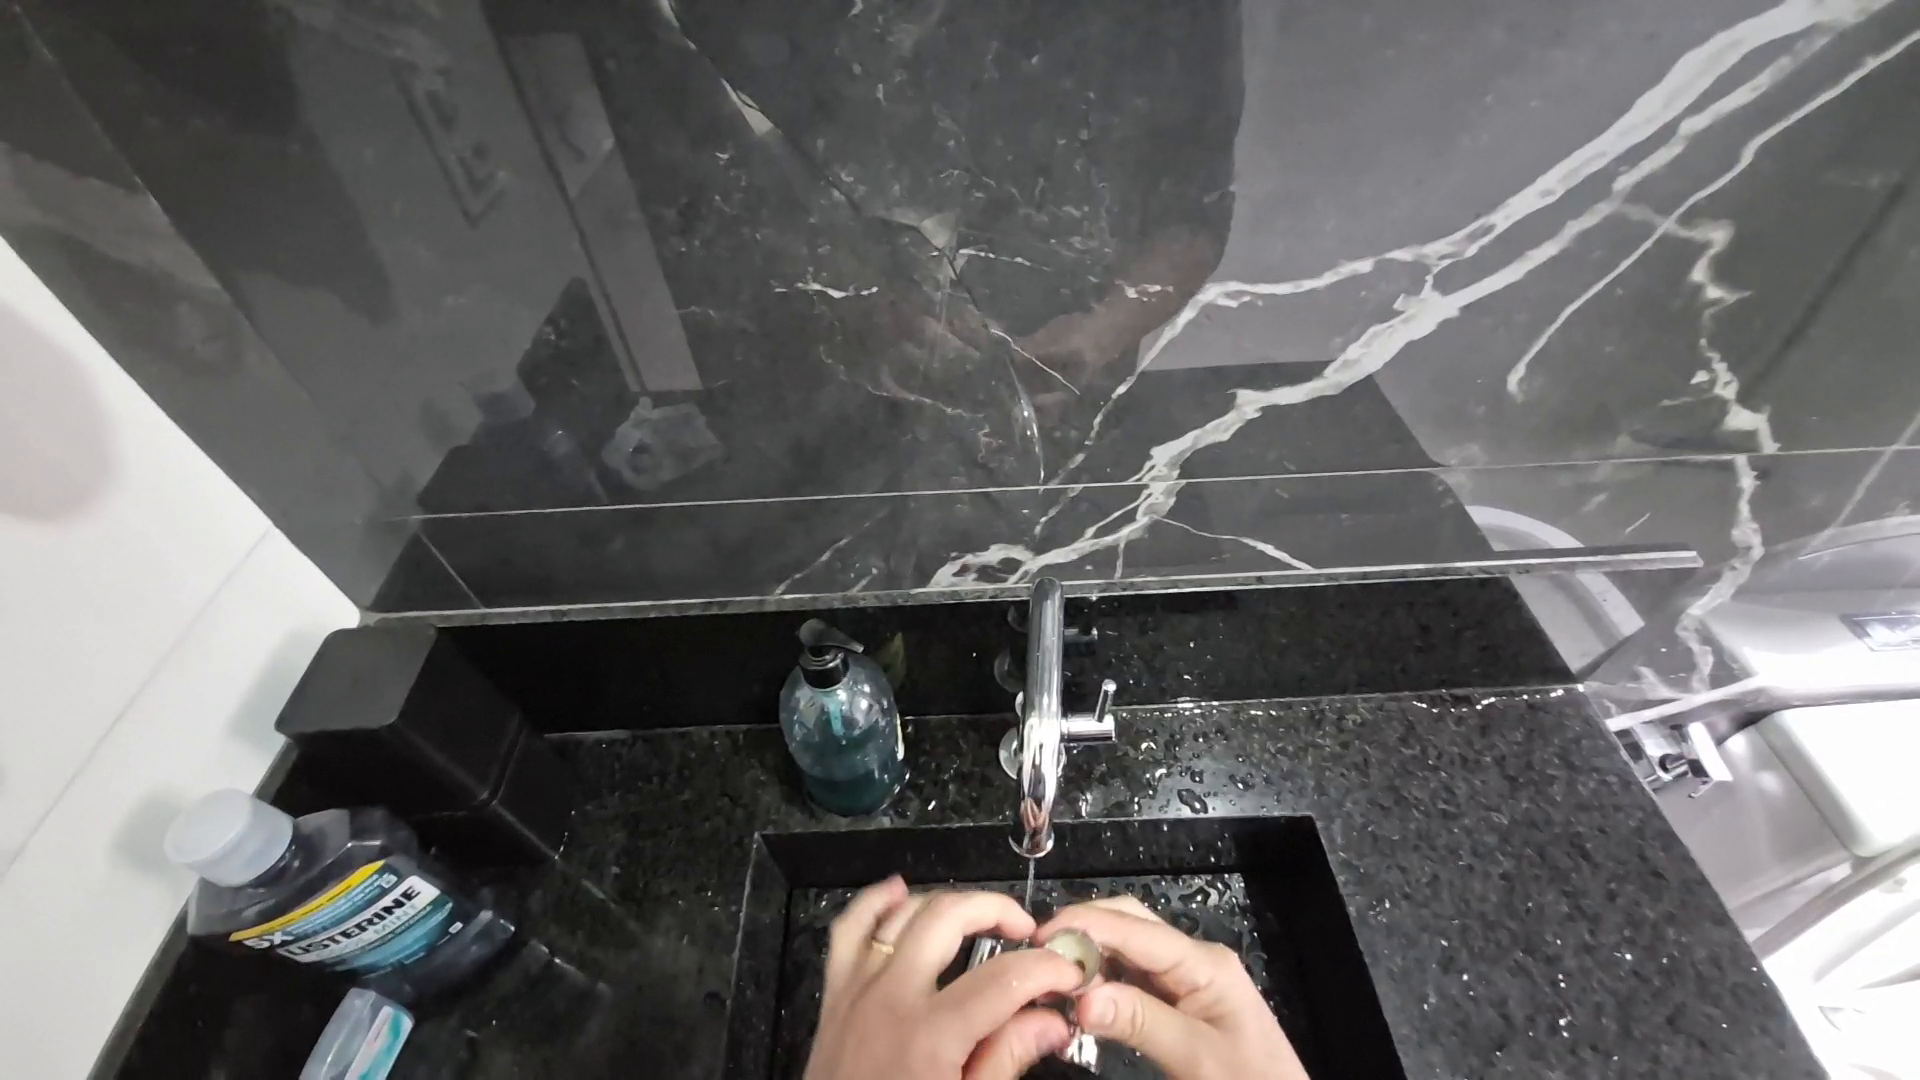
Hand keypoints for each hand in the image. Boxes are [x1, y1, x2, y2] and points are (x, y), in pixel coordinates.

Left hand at [805, 877, 1087, 1079]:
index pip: (1002, 978)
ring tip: (981, 917)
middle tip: (1026, 930)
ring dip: (948, 903)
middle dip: (997, 909)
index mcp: (929, 1035)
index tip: (1069, 971)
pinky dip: (877, 902)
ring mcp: (857, 987)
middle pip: (949, 917)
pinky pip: (851, 927)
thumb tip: (1052, 1019)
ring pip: (905, 911)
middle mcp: (891, 996)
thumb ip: (1007, 1059)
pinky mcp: (835, 992)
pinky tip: (902, 893)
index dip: (1045, 967)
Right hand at [1037, 895, 1309, 1079]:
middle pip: (1130, 924)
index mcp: (1203, 961)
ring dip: (1091, 954)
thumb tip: (1079, 995)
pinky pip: (1134, 976)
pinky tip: (1081, 993)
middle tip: (1040, 950)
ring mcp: (1187, 978)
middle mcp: (1193, 958)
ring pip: (1128, 947)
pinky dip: (1104, 979)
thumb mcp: (1198, 1059)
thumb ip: (1139, 1022)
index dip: (1086, 926)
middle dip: (1085, 929)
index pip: (1135, 928)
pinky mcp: (1181, 1000)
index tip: (1041, 938)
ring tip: (1052, 971)